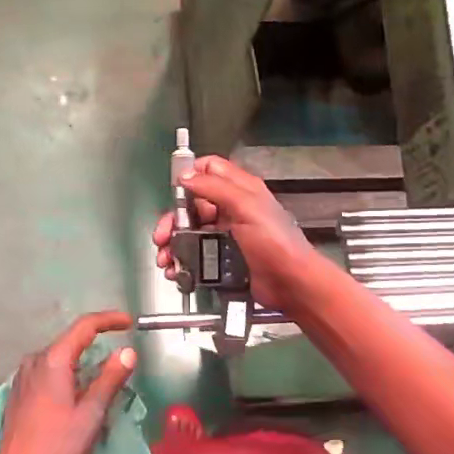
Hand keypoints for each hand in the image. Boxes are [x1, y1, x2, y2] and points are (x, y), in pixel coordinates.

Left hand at [0, 311, 136, 453]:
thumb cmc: (57, 448)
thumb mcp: (91, 413)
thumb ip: (110, 378)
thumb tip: (128, 351)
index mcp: (53, 360)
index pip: (85, 326)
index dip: (109, 320)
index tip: (129, 323)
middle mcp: (34, 362)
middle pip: (70, 340)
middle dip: (96, 341)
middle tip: (119, 353)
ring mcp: (22, 378)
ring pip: (57, 356)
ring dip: (80, 359)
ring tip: (100, 374)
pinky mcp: (18, 395)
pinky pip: (46, 371)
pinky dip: (66, 372)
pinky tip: (73, 391)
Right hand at [153, 155, 318, 310]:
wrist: (291, 284)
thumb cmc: (275, 242)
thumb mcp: (247, 207)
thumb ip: (216, 188)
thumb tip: (185, 176)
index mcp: (241, 189)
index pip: (210, 169)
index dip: (190, 175)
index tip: (174, 190)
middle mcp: (231, 208)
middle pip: (193, 203)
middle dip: (174, 218)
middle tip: (162, 236)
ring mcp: (226, 234)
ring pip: (190, 231)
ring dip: (173, 242)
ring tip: (166, 258)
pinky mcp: (222, 258)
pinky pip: (196, 254)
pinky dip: (182, 260)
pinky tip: (175, 270)